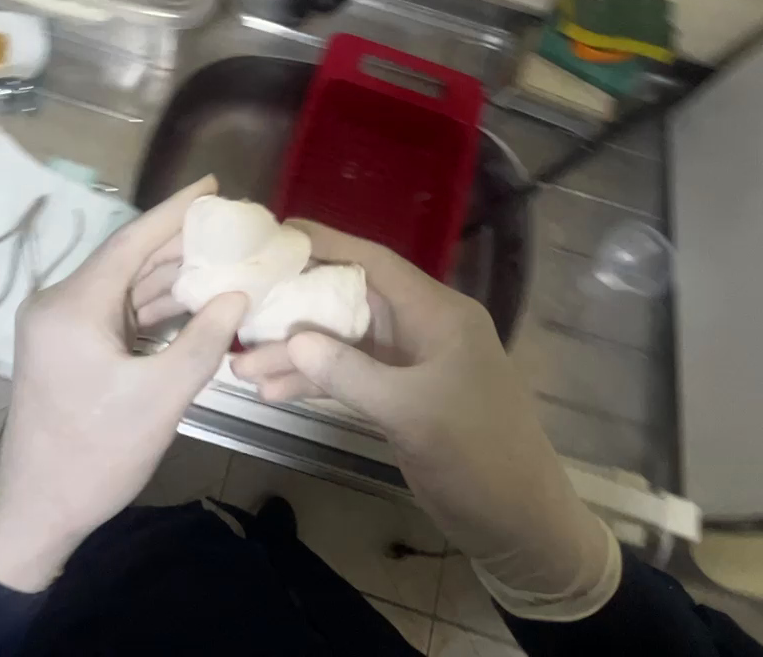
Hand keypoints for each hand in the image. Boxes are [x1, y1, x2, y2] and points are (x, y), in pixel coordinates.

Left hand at [0, 176, 248, 591]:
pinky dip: (152, 306)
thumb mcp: (160, 400)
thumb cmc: (96, 456)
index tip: (211, 183)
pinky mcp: (67, 344)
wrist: (37, 513)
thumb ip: (202, 341)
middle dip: (179, 243)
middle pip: (128, 259)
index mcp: (72, 306)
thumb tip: (237, 295)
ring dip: (168, 276)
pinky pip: (116, 311)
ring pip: (123, 286)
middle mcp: (59, 303)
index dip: (174, 211)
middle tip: (230, 224)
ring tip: (221, 255)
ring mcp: (61, 324)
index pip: (131, 241)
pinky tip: (191, 298)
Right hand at [231, 221, 617, 610]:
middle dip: (295, 311)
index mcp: (437, 314)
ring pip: (342, 344)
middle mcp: (420, 328)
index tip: (277, 233)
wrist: (521, 527)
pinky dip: (314, 383)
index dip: (327, 243)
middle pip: (347, 303)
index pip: (375, 263)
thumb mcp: (413, 413)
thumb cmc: (479, 456)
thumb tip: (292, 339)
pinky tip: (272, 393)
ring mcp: (408, 363)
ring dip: (296, 356)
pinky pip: (347, 377)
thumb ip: (350, 374)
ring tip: (241, 370)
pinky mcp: (398, 396)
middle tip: (242, 312)